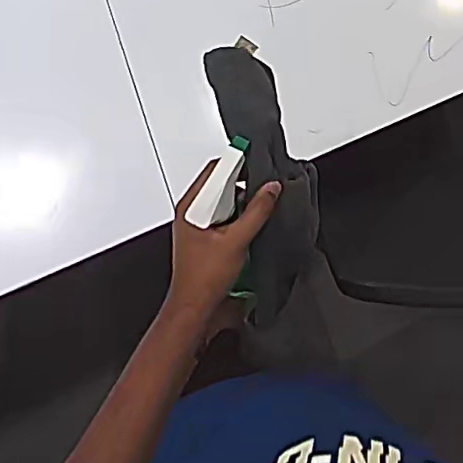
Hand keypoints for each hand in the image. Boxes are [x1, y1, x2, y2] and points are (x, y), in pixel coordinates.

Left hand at [167, 159, 280, 316]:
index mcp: (191, 207)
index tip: (255, 153)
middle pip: (221, 182)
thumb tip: (270, 190)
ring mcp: (200, 223)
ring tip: (260, 208)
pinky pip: (228, 213)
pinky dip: (242, 214)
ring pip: (226, 198)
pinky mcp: (208, 233)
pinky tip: (252, 225)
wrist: (195, 308)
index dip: (237, 161)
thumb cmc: (201, 280)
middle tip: (265, 185)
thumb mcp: (236, 241)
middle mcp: (192, 211)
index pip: (215, 170)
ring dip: (244, 201)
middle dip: (244, 182)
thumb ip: (256, 211)